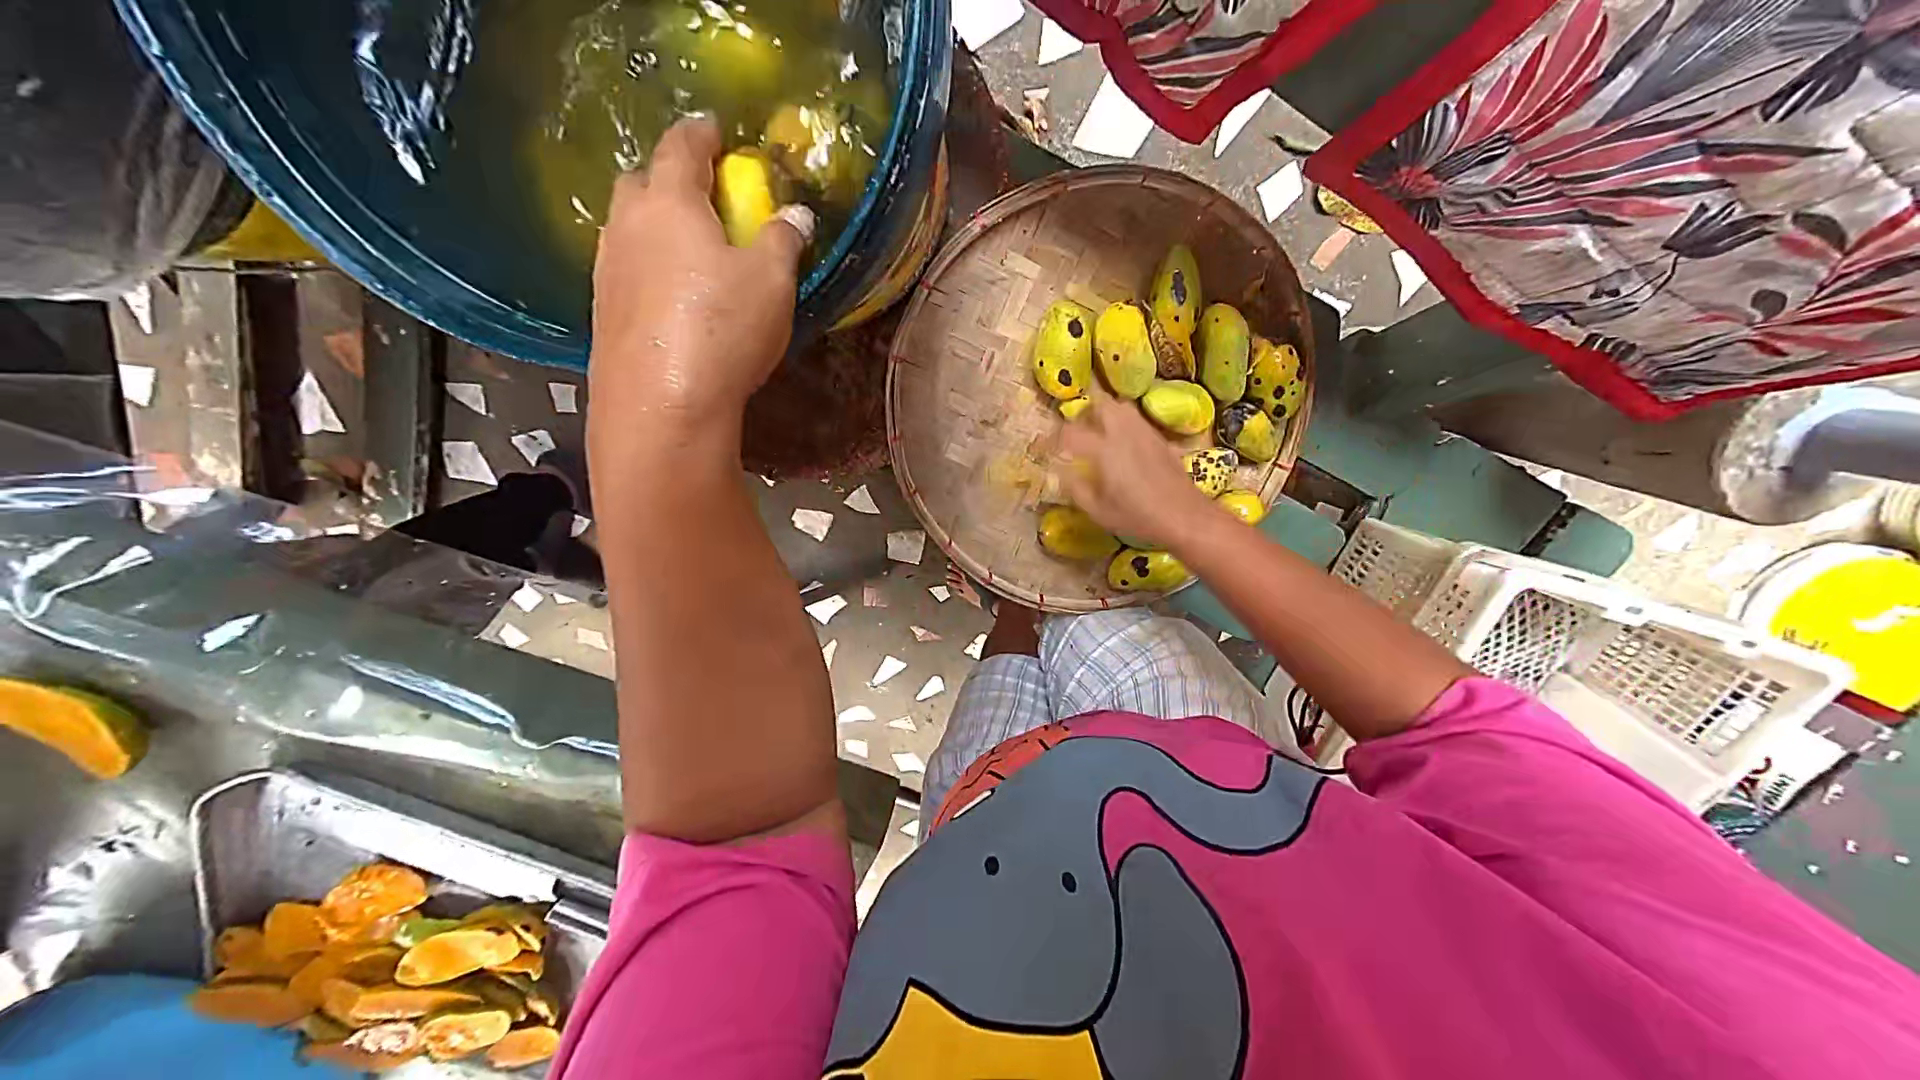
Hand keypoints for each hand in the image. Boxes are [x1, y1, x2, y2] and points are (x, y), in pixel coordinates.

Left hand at [588, 119, 814, 449]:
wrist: (662, 405)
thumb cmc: (722, 329)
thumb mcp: (771, 282)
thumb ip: (783, 240)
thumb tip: (795, 215)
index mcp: (669, 202)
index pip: (681, 147)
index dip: (702, 133)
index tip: (716, 130)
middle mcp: (627, 225)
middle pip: (642, 181)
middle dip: (670, 178)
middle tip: (702, 195)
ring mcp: (606, 269)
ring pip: (628, 227)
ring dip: (654, 225)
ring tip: (687, 247)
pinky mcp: (601, 312)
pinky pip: (625, 269)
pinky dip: (647, 266)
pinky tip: (669, 294)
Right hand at [1060, 397, 1219, 550]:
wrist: (1185, 516)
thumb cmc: (1138, 517)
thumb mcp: (1098, 511)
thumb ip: (1076, 488)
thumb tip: (1062, 473)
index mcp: (1103, 450)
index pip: (1069, 433)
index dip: (1052, 438)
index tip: (1043, 447)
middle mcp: (1123, 433)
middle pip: (1100, 404)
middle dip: (1084, 413)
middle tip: (1076, 430)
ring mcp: (1145, 432)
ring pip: (1122, 406)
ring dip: (1106, 413)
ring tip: (1099, 431)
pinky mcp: (1160, 439)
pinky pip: (1137, 420)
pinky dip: (1124, 424)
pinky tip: (1123, 443)